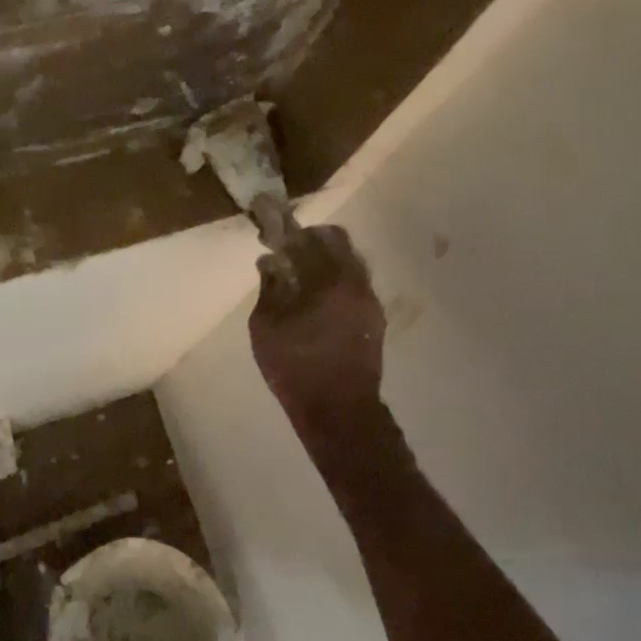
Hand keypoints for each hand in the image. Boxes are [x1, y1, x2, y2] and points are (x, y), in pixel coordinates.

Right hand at [248, 225, 389, 422]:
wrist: (339, 412)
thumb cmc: (296, 366)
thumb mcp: (266, 325)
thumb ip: (269, 287)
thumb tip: (270, 262)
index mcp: (330, 278)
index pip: (311, 235)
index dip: (288, 228)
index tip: (272, 229)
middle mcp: (357, 282)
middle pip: (337, 242)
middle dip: (310, 240)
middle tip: (286, 252)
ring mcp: (370, 301)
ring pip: (349, 262)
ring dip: (325, 261)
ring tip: (299, 277)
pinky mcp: (374, 319)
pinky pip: (354, 284)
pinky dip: (335, 280)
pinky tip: (315, 299)